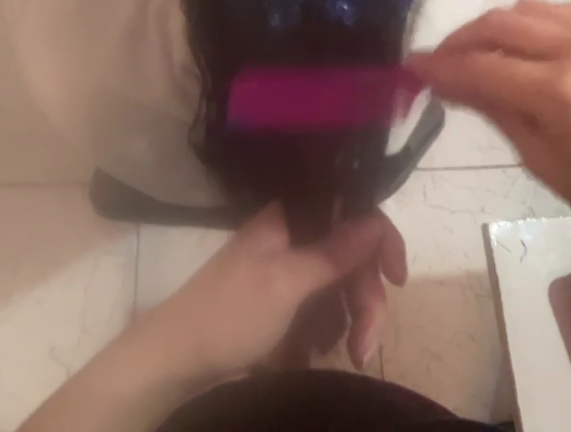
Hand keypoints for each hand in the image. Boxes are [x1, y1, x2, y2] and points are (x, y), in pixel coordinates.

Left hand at [135, 204, 406, 381]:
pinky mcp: (279, 298)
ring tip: (350, 354)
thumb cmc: (230, 313)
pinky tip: (320, 351)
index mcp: (290, 217)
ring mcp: (284, 267)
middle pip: (349, 254)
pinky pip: (319, 304)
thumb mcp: (287, 282)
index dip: (380, 239)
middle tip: (366, 342)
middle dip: (365, 297)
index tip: (397, 279)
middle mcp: (291, 235)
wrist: (174, 359)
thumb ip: (333, 251)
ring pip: (337, 282)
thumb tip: (375, 220)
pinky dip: (327, 327)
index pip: (350, 210)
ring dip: (350, 318)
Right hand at [409, 0, 570, 268]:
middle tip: (443, 59)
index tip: (414, 66)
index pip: (482, 68)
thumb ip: (494, 109)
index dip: (441, 66)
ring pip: (533, 9)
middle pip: (502, 24)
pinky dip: (544, 27)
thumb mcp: (544, 163)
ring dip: (501, 29)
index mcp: (567, 96)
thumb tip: (449, 79)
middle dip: (463, 40)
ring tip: (487, 53)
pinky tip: (539, 51)